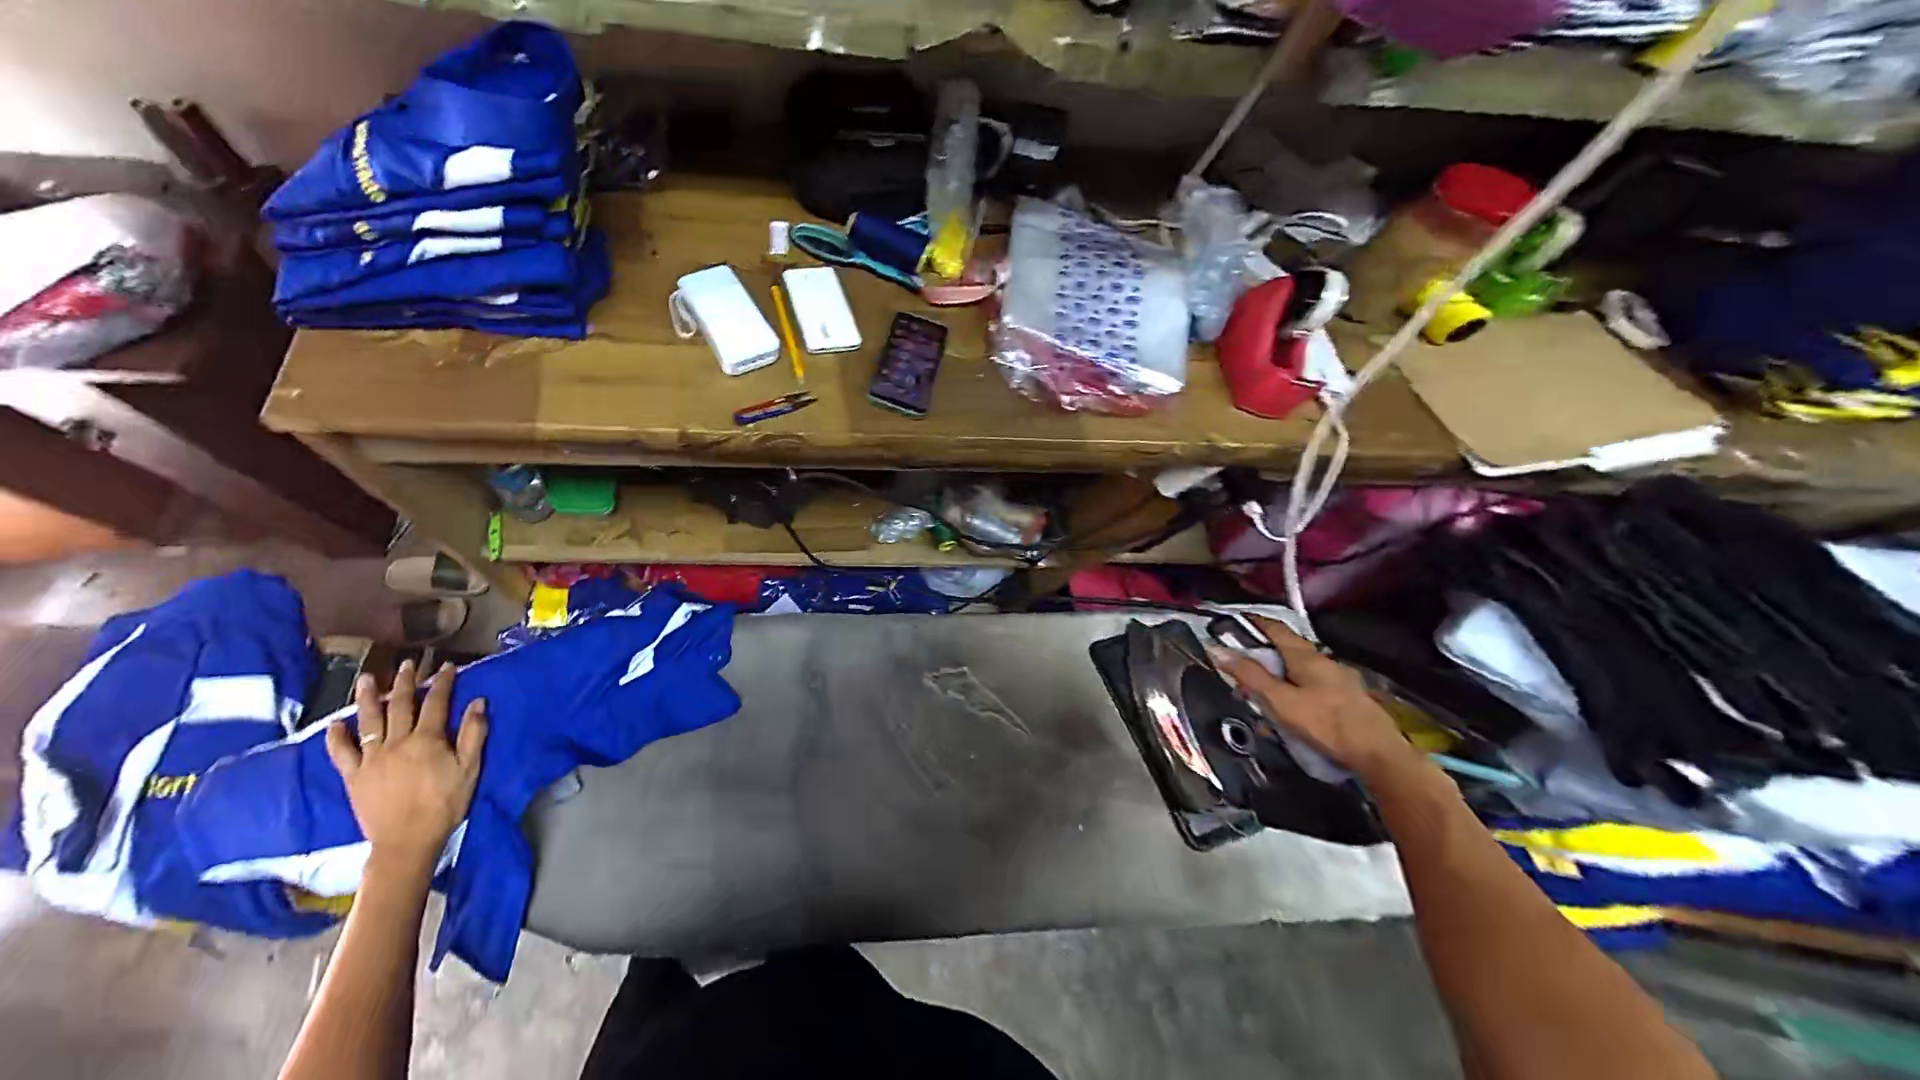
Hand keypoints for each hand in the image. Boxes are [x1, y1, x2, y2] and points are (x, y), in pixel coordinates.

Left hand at [326, 660, 487, 872]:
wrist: (407, 841)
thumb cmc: (445, 803)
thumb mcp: (470, 768)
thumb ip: (473, 733)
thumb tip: (477, 702)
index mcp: (427, 739)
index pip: (437, 702)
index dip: (443, 682)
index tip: (448, 666)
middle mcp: (396, 742)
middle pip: (400, 704)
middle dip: (406, 681)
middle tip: (408, 664)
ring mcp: (371, 758)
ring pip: (368, 720)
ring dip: (367, 697)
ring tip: (367, 679)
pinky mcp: (353, 776)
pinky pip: (342, 752)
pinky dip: (337, 736)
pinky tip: (336, 724)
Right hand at [1207, 615, 1421, 783]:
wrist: (1378, 754)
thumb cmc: (1325, 724)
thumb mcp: (1279, 700)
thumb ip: (1249, 675)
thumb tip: (1217, 650)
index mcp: (1305, 656)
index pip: (1274, 628)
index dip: (1251, 623)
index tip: (1231, 625)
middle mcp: (1324, 661)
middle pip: (1285, 650)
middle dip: (1261, 658)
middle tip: (1240, 673)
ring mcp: (1340, 679)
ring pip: (1299, 671)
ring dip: (1277, 678)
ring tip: (1262, 698)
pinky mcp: (1349, 698)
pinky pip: (1312, 687)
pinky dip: (1295, 692)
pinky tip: (1291, 713)